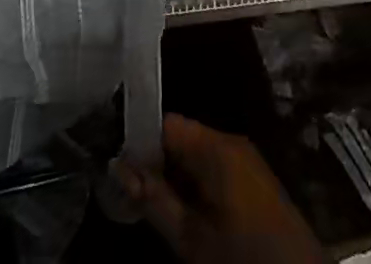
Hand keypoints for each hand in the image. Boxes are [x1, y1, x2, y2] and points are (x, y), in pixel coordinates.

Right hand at [115, 115, 327, 263]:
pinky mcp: (254, 181)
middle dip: (152, 161)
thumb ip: (152, 198)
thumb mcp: (192, 238)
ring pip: (192, 155)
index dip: (136, 140)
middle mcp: (231, 143)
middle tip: (130, 192)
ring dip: (172, 176)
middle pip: (177, 137)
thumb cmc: (246, 260)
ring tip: (152, 204)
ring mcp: (245, 161)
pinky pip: (211, 169)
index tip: (116, 165)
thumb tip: (116, 166)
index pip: (162, 122)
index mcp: (216, 146)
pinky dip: (192, 185)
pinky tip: (183, 213)